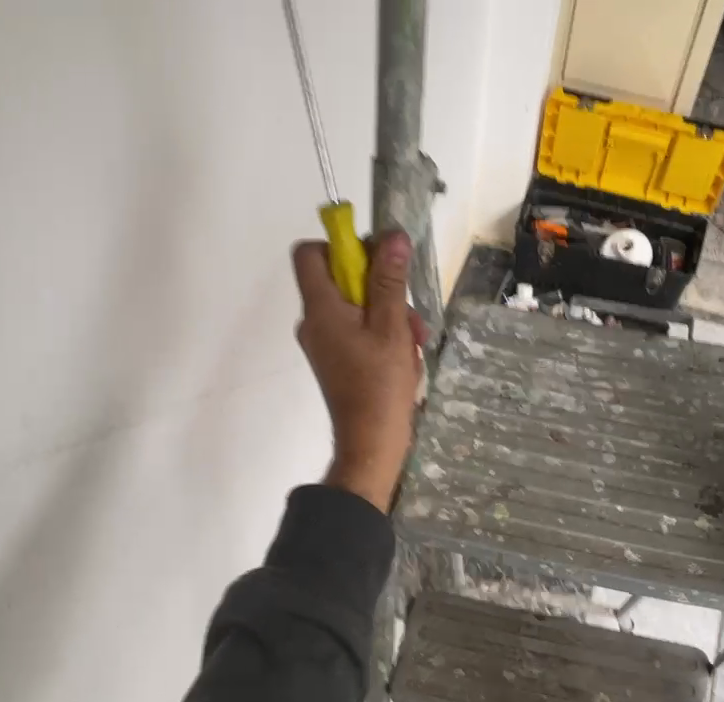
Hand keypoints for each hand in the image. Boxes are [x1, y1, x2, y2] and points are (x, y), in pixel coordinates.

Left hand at [292, 231, 427, 511]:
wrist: (371, 443)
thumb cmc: (380, 385)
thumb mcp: (392, 327)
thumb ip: (389, 280)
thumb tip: (392, 236)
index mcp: (320, 308)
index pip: (309, 253)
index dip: (339, 245)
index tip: (374, 260)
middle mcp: (313, 322)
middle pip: (340, 279)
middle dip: (380, 286)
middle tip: (408, 310)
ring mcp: (324, 344)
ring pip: (355, 307)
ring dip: (389, 315)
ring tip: (414, 340)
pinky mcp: (336, 362)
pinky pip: (357, 332)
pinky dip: (382, 335)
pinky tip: (406, 355)